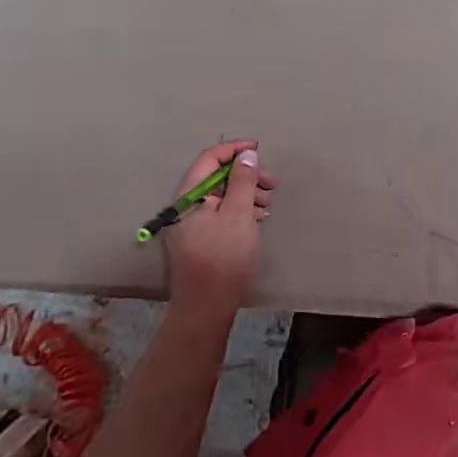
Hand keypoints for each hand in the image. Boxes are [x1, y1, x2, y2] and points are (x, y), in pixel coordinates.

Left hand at [162, 139, 276, 319]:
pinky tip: (258, 218)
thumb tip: (246, 155)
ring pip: (221, 196)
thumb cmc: (223, 257)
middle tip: (271, 183)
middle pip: (216, 177)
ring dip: (246, 193)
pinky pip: (221, 213)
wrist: (206, 307)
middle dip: (245, 175)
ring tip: (268, 204)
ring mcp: (191, 223)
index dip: (234, 149)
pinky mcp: (200, 239)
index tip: (258, 149)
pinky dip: (240, 209)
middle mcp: (186, 205)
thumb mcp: (239, 213)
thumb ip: (243, 181)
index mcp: (189, 194)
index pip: (210, 158)